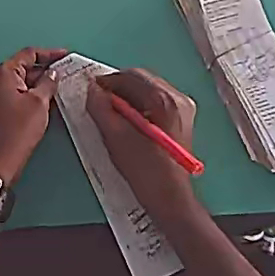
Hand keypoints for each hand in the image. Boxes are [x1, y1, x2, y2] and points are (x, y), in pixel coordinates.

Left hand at [0, 47, 65, 184]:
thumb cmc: (14, 133)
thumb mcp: (39, 103)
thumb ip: (48, 83)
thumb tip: (52, 74)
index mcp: (2, 73)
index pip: (29, 54)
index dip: (50, 54)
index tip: (64, 55)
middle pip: (24, 66)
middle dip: (45, 70)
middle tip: (65, 73)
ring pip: (22, 81)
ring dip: (39, 84)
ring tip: (59, 89)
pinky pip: (17, 93)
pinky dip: (31, 94)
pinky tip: (46, 102)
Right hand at [86, 68, 199, 215]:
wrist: (170, 199)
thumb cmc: (145, 170)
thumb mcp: (116, 138)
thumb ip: (102, 109)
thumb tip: (92, 90)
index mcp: (165, 100)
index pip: (131, 76)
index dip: (107, 81)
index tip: (90, 88)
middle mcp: (178, 98)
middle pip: (142, 79)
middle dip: (118, 86)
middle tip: (99, 98)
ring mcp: (183, 107)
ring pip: (149, 88)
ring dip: (128, 94)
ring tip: (111, 110)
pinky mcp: (182, 118)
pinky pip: (156, 100)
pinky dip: (139, 103)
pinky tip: (127, 118)